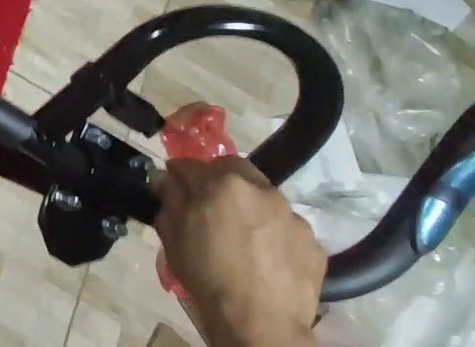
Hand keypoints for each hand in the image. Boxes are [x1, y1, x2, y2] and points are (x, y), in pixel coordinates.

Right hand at [156, 156, 323, 346]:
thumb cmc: (205, 270)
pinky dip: (273, 231)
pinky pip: (287, 225)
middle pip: (236, 168)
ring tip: (242, 233)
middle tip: (210, 203)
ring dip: (250, 204)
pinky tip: (265, 253)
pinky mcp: (315, 244)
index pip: (190, 164)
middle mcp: (262, 191)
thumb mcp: (169, 229)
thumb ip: (170, 196)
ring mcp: (294, 218)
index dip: (178, 175)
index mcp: (222, 183)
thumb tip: (171, 180)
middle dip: (219, 178)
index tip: (174, 188)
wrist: (259, 320)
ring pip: (265, 196)